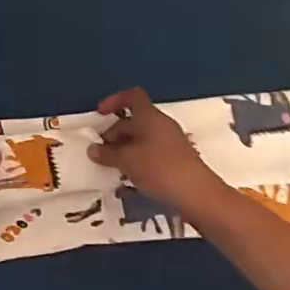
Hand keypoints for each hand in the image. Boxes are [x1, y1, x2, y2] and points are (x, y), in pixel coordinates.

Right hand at [89, 87, 225, 208]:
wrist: (197, 193)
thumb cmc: (158, 168)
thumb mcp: (126, 161)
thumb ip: (107, 153)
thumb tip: (92, 149)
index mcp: (149, 117)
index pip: (132, 96)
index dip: (114, 100)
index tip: (100, 114)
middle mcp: (161, 124)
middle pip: (134, 120)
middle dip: (114, 133)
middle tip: (100, 151)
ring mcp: (171, 141)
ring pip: (142, 137)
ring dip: (124, 148)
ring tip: (112, 166)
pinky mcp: (176, 158)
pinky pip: (151, 150)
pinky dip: (137, 158)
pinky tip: (129, 175)